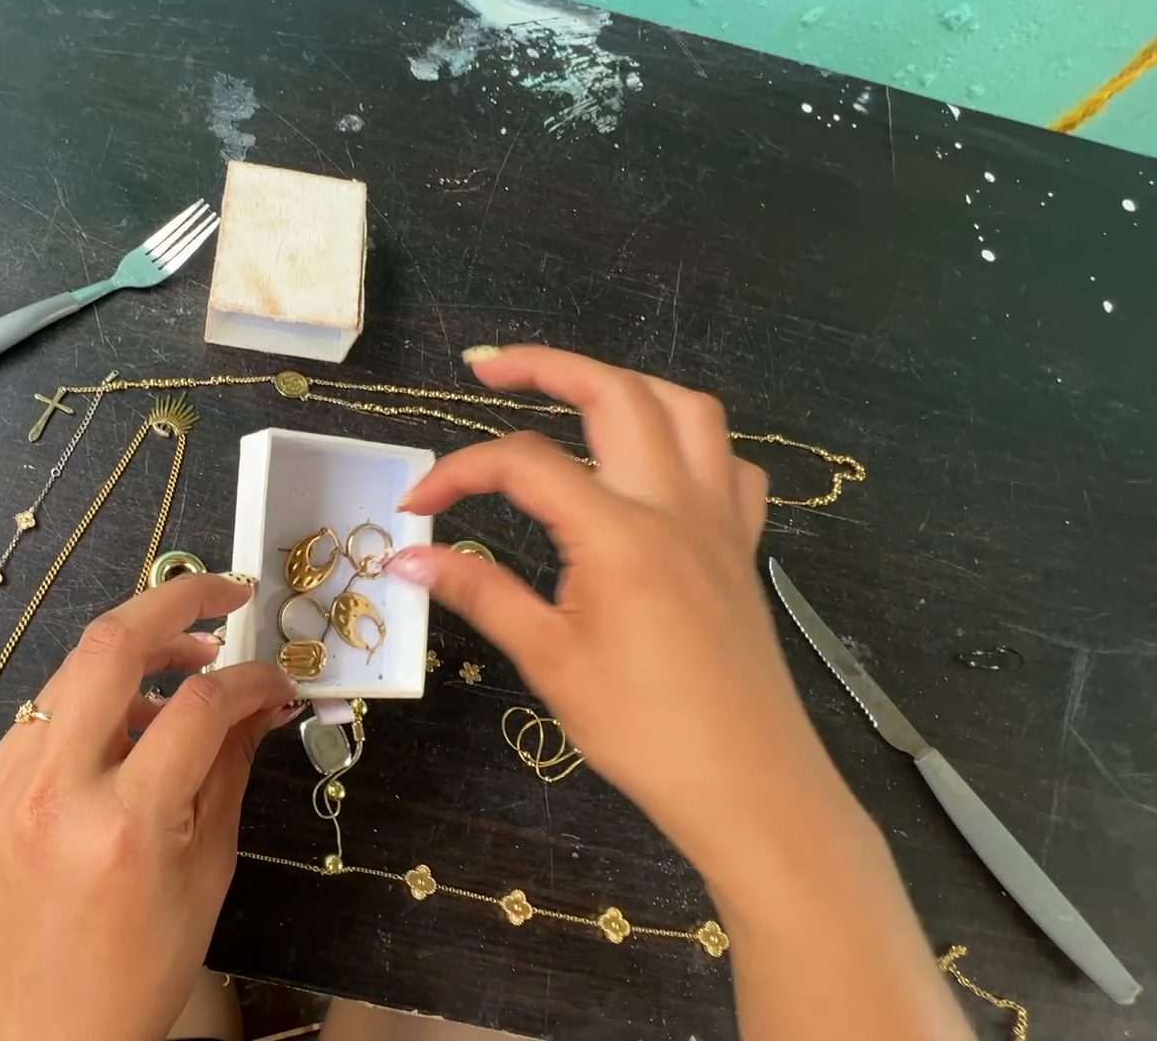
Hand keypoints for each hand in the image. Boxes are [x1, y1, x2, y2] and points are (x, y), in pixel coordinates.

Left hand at [0, 573, 297, 1040]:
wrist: (56, 1020)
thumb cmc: (150, 955)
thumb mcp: (212, 858)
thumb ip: (233, 759)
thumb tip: (266, 696)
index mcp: (124, 824)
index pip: (197, 706)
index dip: (248, 677)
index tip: (274, 677)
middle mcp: (53, 793)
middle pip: (109, 646)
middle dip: (174, 599)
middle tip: (223, 594)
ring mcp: (5, 787)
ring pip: (75, 669)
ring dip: (137, 650)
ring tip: (187, 662)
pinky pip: (49, 712)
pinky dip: (99, 699)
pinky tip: (130, 722)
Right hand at [385, 345, 855, 871]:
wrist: (751, 790)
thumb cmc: (642, 730)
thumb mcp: (548, 658)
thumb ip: (478, 591)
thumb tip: (405, 558)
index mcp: (620, 533)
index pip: (524, 465)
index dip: (457, 474)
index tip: (414, 507)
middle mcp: (675, 506)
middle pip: (615, 394)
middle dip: (545, 365)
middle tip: (487, 366)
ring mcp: (718, 522)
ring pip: (685, 410)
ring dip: (622, 386)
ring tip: (570, 396)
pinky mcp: (739, 548)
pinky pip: (728, 463)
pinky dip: (686, 440)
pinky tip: (653, 465)